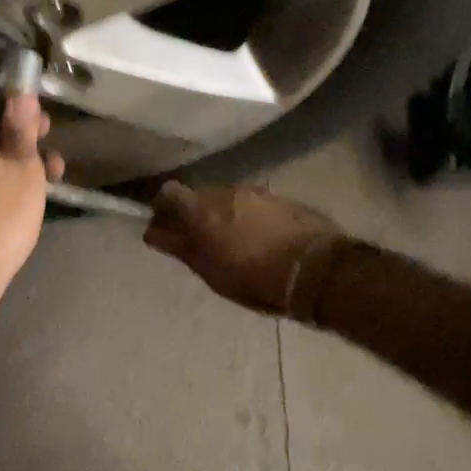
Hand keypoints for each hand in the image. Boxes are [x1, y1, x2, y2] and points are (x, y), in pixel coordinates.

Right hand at [143, 182, 345, 315]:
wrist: (317, 270)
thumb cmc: (255, 278)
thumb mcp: (211, 271)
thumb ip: (180, 248)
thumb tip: (152, 232)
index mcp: (203, 209)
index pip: (168, 193)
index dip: (163, 209)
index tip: (165, 229)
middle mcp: (226, 191)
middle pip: (199, 194)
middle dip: (194, 213)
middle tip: (200, 241)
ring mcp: (257, 192)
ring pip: (227, 198)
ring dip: (222, 214)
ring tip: (232, 241)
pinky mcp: (281, 198)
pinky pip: (252, 203)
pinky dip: (246, 216)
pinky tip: (257, 238)